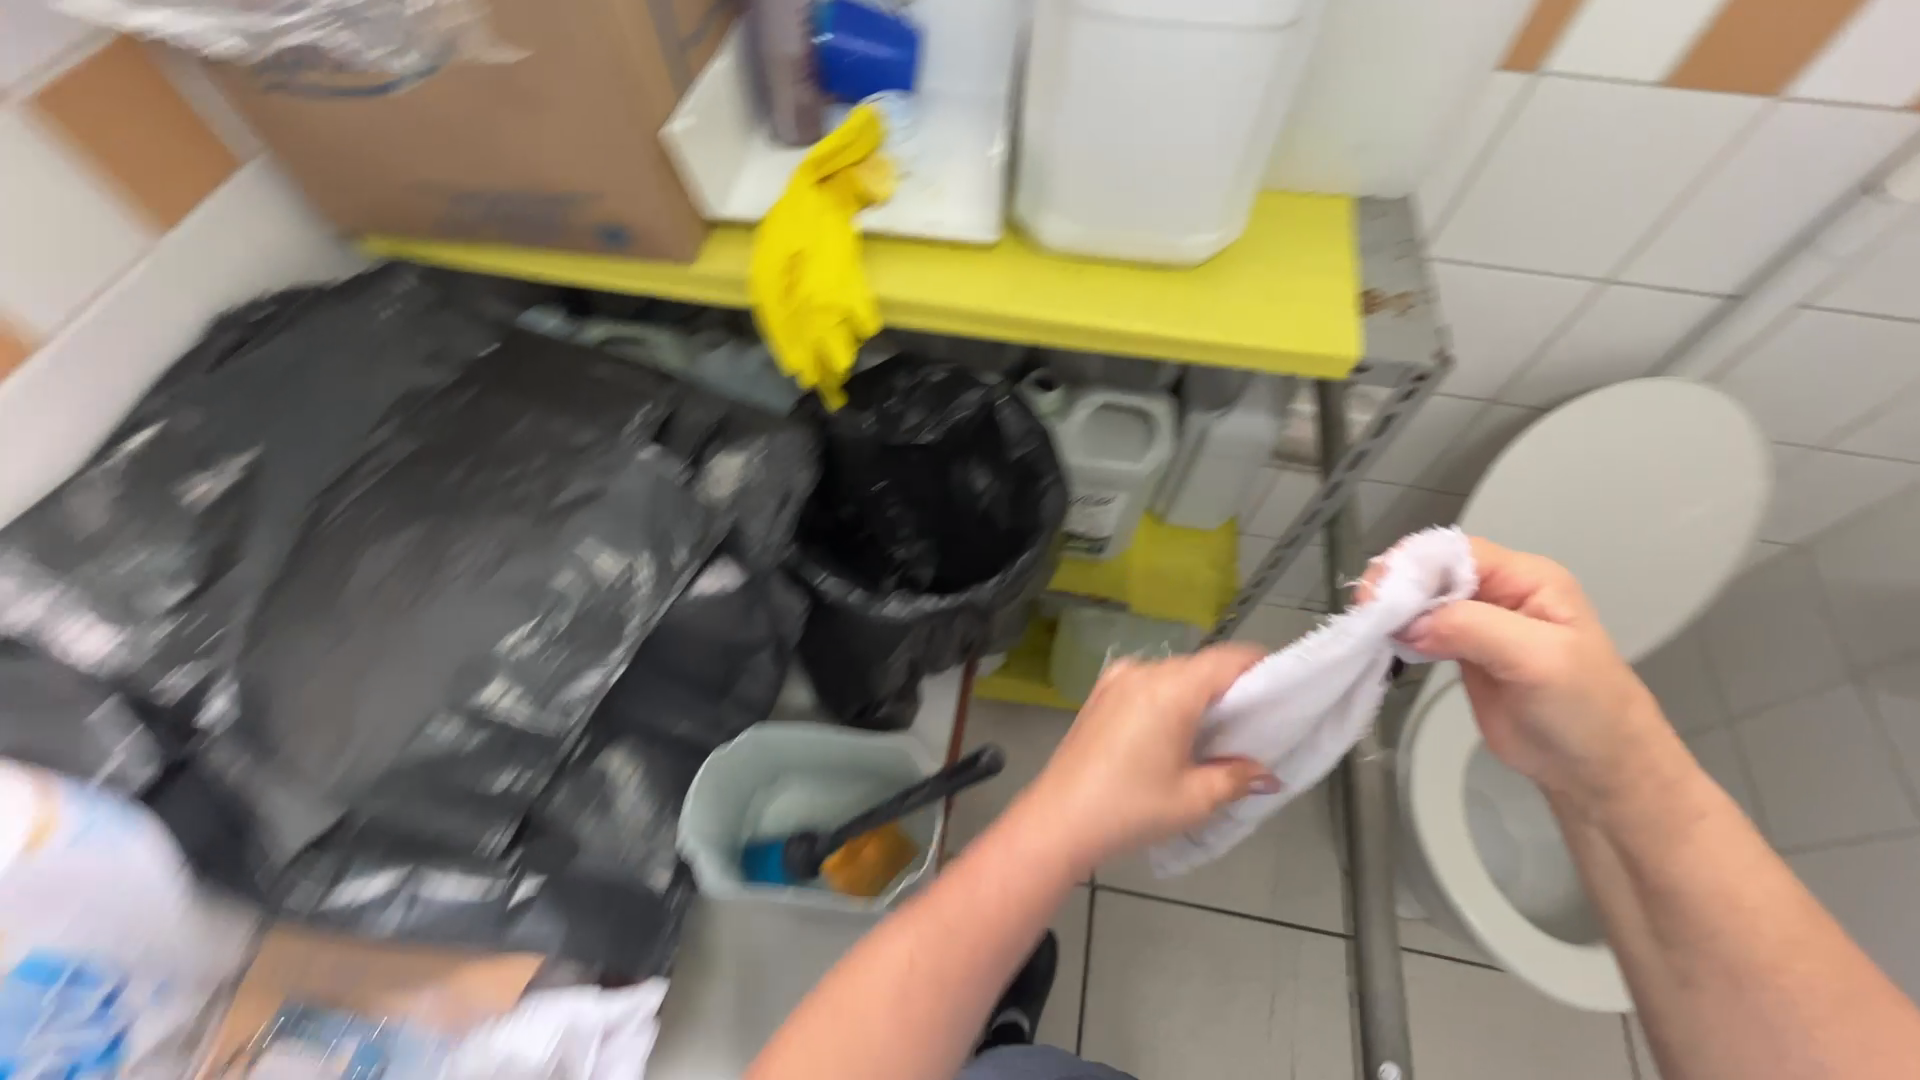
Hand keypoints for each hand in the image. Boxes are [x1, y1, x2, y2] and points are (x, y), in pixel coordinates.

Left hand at [1008, 645, 1278, 875]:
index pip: (1228, 659)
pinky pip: (1147, 685)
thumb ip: (1237, 777)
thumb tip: (1267, 774)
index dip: (1261, 668)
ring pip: (1173, 675)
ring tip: (1216, 735)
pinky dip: (1168, 700)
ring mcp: (1116, 680)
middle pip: (1200, 666)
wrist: (1058, 819)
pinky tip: (1175, 734)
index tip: (1284, 689)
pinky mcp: (1099, 694)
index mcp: (1170, 688)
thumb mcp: (1195, 798)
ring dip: (1197, 696)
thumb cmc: (1130, 808)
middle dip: (1230, 689)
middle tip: (1255, 724)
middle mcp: (1143, 671)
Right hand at [1395, 536, 1681, 816]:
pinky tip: (1385, 644)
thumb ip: (1474, 628)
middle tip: (1368, 616)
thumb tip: (1407, 622)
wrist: (1594, 770)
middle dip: (1395, 585)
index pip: (1454, 552)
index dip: (1412, 566)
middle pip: (1430, 568)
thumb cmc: (1585, 711)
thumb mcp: (1539, 660)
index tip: (1379, 599)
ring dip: (1391, 609)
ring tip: (1371, 631)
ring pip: (1419, 596)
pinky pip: (1418, 625)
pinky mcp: (1459, 648)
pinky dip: (1396, 630)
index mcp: (1526, 579)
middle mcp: (1498, 591)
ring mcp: (1477, 620)